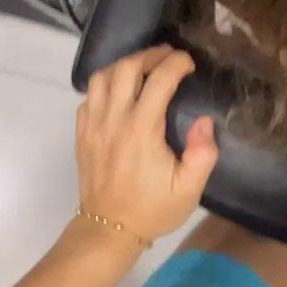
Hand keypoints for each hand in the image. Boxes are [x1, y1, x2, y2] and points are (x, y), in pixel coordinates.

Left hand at [75, 46, 218, 245]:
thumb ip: (202, 154)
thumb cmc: (152, 208)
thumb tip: (204, 122)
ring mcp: (93, 125)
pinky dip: (105, 85)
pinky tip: (120, 93)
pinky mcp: (82, 133)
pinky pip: (89, 96)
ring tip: (143, 68)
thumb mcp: (189, 189)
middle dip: (149, 55)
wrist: (108, 230)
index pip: (159, 80)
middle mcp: (114, 119)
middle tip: (167, 56)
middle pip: (126, 68)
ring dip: (124, 65)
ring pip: (102, 77)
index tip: (190, 64)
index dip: (176, 64)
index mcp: (142, 129)